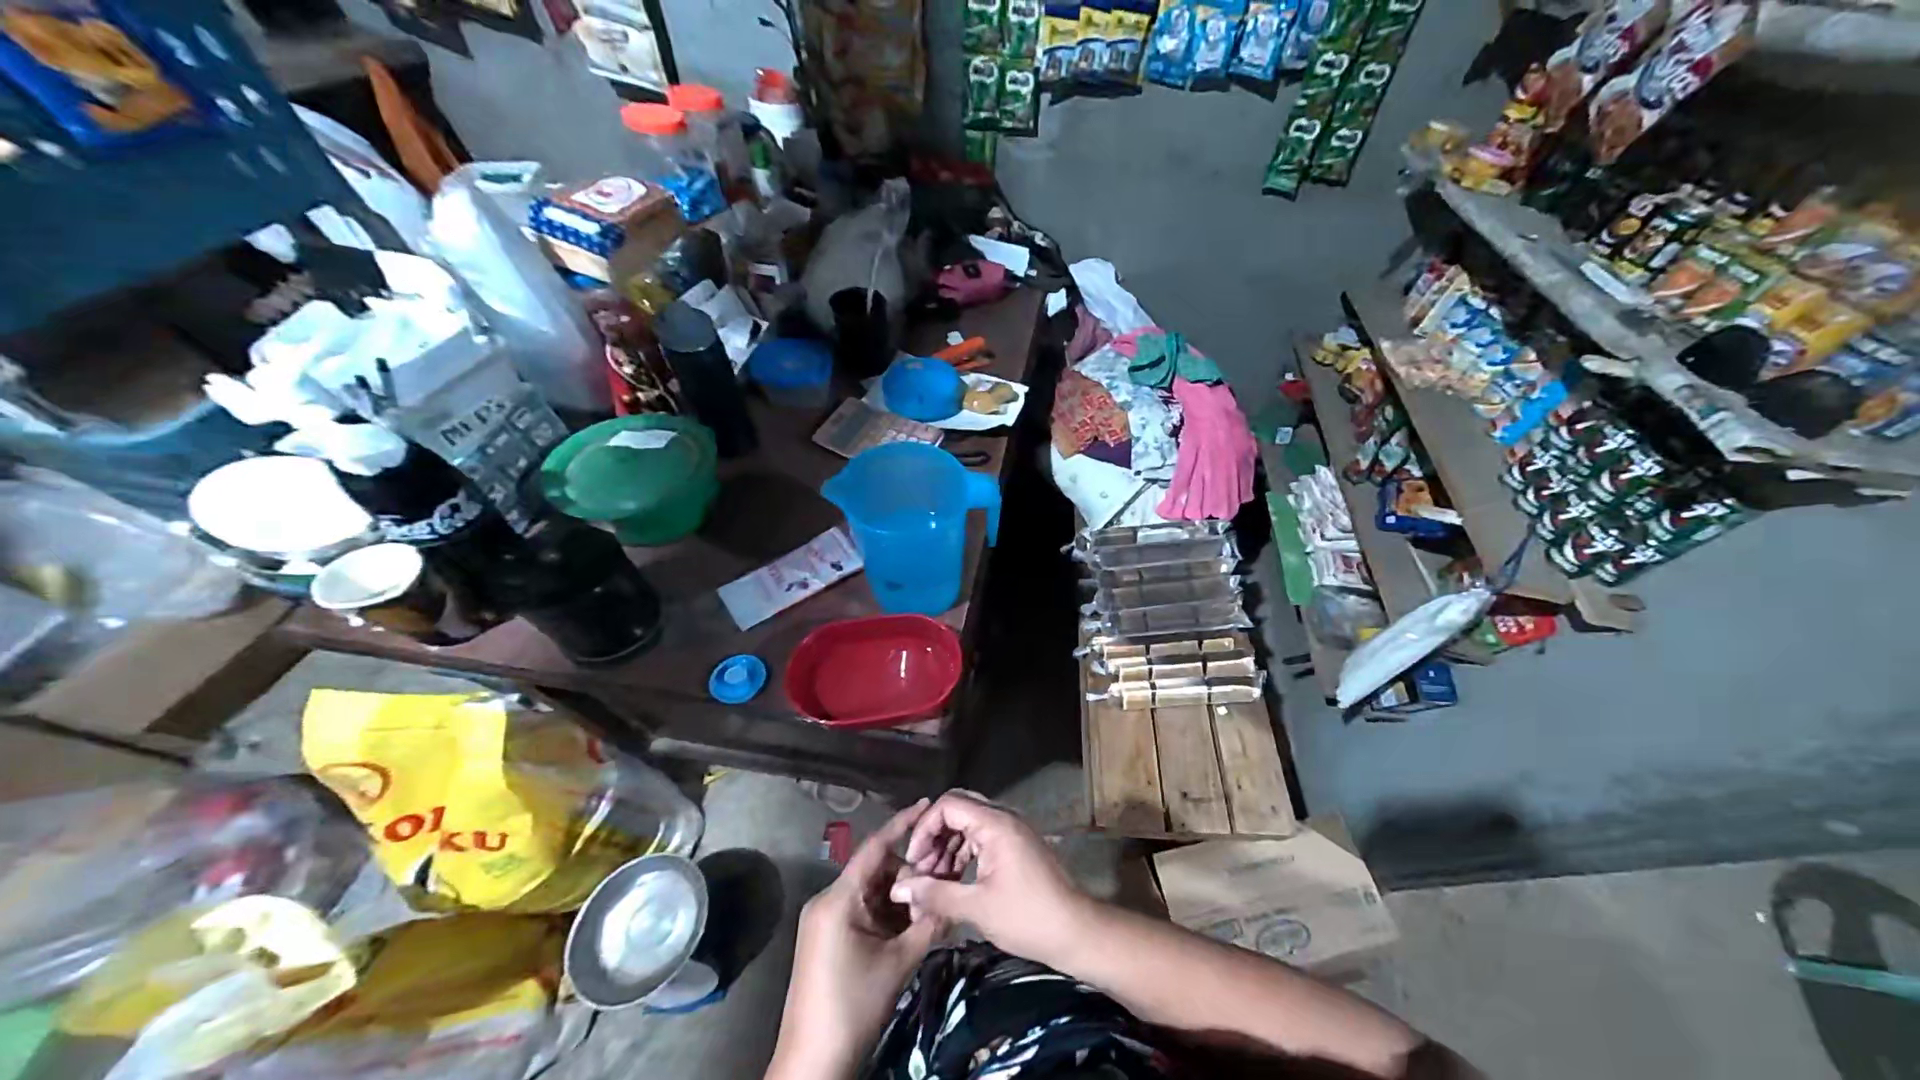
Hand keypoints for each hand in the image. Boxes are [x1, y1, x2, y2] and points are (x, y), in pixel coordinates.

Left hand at [769, 799, 946, 1079]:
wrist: (814, 1061)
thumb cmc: (853, 1006)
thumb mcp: (898, 963)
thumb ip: (928, 925)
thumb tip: (954, 900)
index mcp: (838, 898)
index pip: (875, 848)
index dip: (902, 824)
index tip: (927, 804)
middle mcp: (828, 901)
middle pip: (876, 871)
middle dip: (909, 874)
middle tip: (942, 880)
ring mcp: (826, 920)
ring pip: (872, 893)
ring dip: (901, 898)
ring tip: (932, 906)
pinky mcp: (828, 938)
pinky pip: (863, 912)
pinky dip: (888, 915)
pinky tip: (912, 925)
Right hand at [889, 791, 1092, 965]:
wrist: (1077, 932)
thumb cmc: (1027, 917)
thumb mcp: (976, 907)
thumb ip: (936, 893)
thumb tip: (898, 887)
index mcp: (995, 823)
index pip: (948, 805)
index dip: (925, 829)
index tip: (913, 861)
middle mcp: (1004, 818)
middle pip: (958, 810)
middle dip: (934, 836)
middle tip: (920, 867)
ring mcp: (1012, 831)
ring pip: (969, 825)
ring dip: (948, 847)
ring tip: (933, 880)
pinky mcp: (1017, 847)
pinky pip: (982, 838)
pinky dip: (964, 854)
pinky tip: (953, 881)